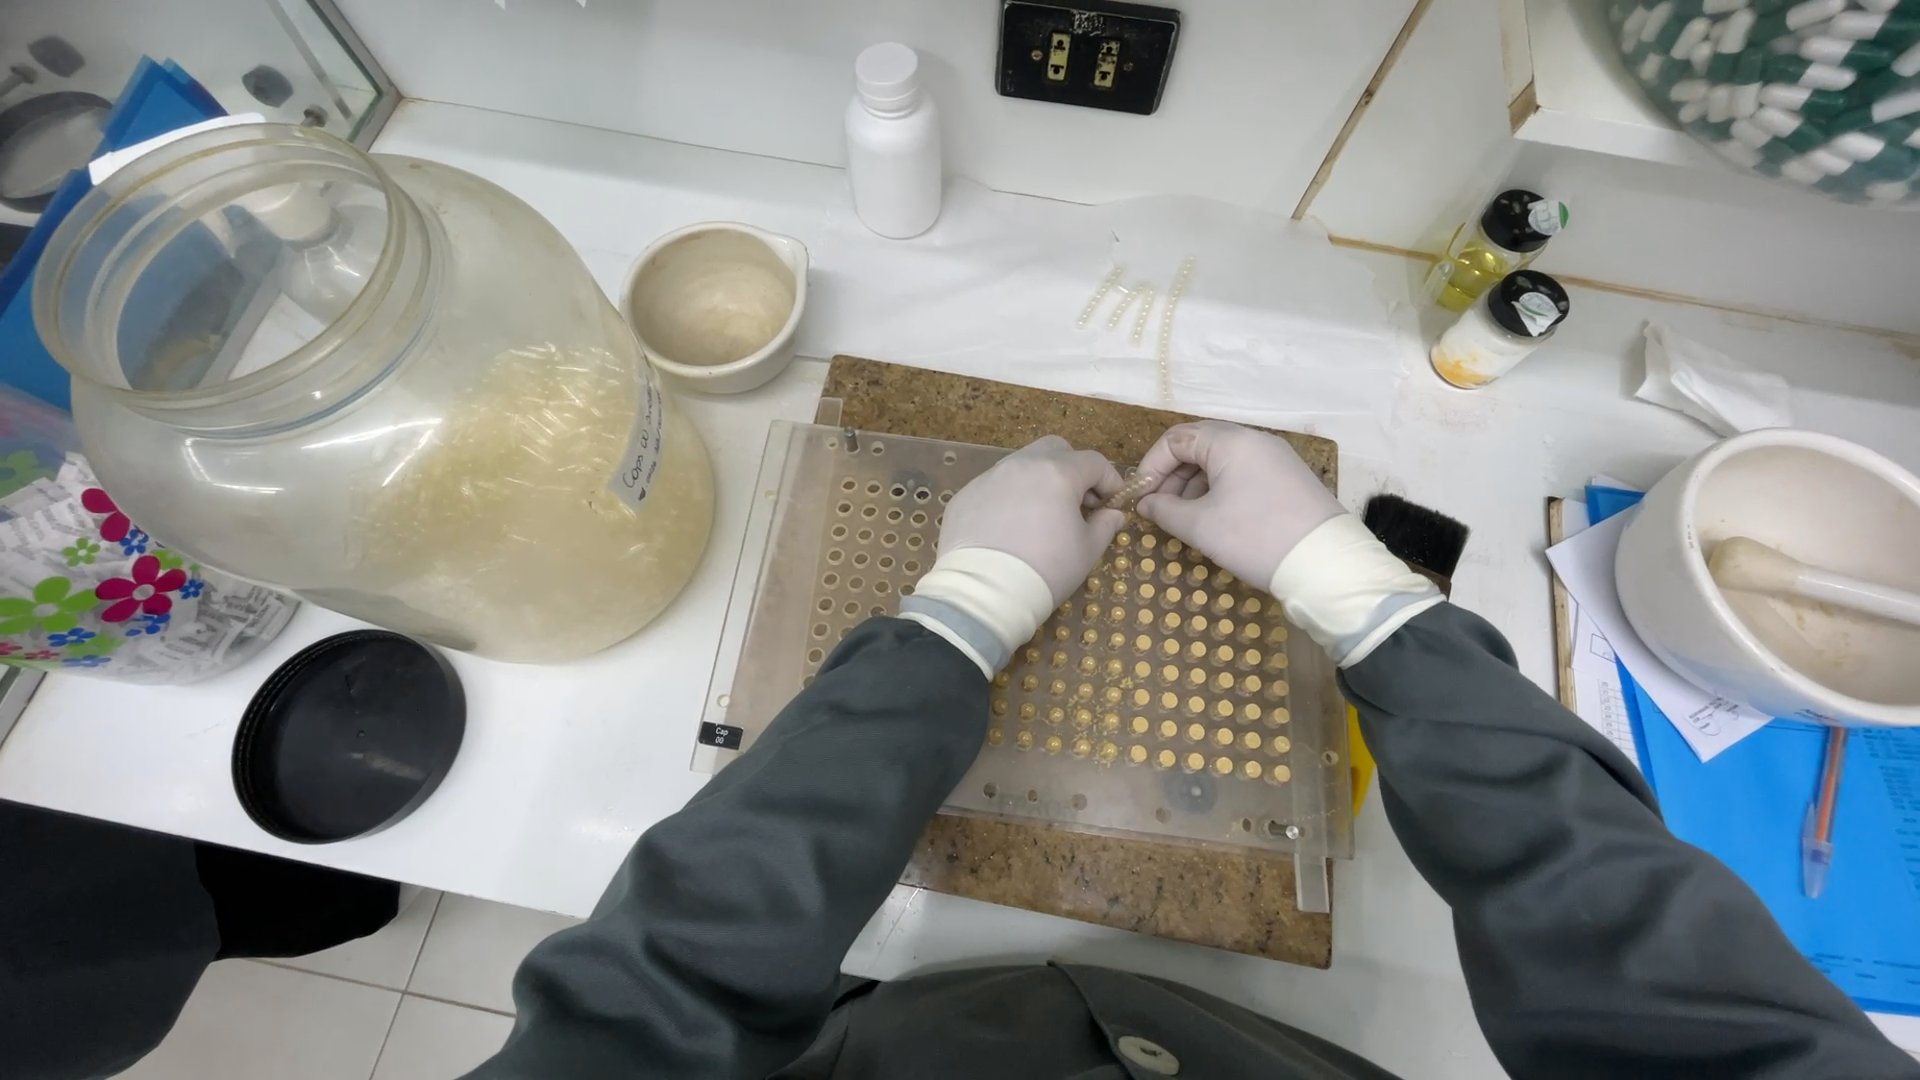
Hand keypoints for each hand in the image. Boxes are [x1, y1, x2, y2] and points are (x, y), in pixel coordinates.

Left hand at [941, 436, 1126, 604]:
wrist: (985, 593)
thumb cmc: (1046, 570)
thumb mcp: (1087, 551)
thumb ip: (1104, 525)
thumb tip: (1112, 514)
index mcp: (1057, 473)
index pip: (1094, 462)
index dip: (1109, 481)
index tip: (1112, 504)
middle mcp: (1021, 465)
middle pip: (1055, 450)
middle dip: (1072, 469)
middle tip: (1077, 502)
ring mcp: (988, 478)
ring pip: (1021, 465)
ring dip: (1038, 481)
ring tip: (1041, 516)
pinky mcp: (964, 496)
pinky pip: (993, 487)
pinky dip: (1008, 499)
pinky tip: (1008, 529)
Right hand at [1135, 421, 1342, 588]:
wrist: (1325, 564)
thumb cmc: (1255, 537)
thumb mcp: (1200, 526)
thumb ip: (1164, 510)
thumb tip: (1145, 503)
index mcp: (1231, 442)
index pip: (1176, 439)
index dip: (1151, 466)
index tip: (1140, 496)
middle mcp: (1254, 440)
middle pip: (1198, 445)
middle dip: (1171, 475)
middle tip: (1159, 508)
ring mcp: (1274, 458)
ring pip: (1220, 460)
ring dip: (1193, 484)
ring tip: (1183, 517)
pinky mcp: (1286, 478)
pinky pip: (1241, 473)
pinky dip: (1218, 490)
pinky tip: (1213, 517)